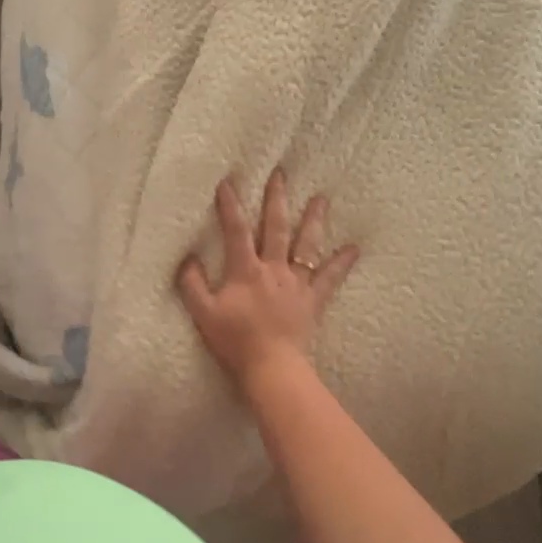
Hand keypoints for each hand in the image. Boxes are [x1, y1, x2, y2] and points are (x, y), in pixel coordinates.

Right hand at [177, 171, 357, 392]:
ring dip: (313, 220)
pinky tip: (354, 248)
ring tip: (321, 199)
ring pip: (306, 245)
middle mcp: (273, 269)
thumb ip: (192, 284)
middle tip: (281, 174)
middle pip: (275, 228)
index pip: (236, 230)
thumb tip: (187, 258)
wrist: (273, 368)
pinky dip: (342, 263)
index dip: (230, 205)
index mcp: (245, 270)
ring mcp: (296, 283)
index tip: (227, 181)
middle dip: (277, 200)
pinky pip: (330, 278)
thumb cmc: (235, 341)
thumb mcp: (203, 313)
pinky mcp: (313, 301)